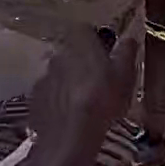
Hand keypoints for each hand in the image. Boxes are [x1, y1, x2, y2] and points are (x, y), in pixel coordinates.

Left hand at [27, 21, 139, 165]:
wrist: (70, 136)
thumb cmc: (103, 99)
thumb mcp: (125, 75)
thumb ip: (127, 52)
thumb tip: (129, 39)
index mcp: (79, 41)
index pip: (85, 29)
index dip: (96, 39)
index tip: (107, 53)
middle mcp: (58, 53)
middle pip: (72, 51)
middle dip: (83, 62)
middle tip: (100, 80)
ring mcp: (44, 77)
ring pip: (60, 73)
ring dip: (70, 82)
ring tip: (86, 102)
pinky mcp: (35, 99)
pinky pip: (51, 94)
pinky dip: (59, 100)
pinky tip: (71, 116)